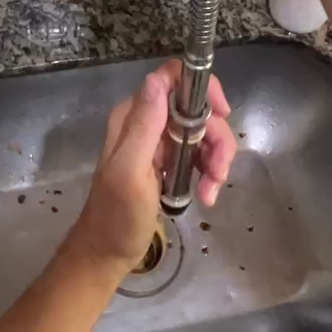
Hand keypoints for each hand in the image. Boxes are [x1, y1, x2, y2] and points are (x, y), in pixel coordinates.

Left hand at [63, 60, 235, 274]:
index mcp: (133, 115)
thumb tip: (158, 79)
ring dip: (215, 160)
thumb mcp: (130, 171)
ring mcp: (159, 141)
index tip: (223, 113)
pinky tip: (206, 196)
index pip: (172, 79)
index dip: (202, 88)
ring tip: (211, 191)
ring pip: (203, 132)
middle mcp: (147, 121)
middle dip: (215, 138)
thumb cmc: (117, 216)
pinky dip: (209, 173)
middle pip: (197, 109)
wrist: (108, 252)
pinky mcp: (169, 161)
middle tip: (218, 172)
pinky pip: (200, 154)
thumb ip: (143, 126)